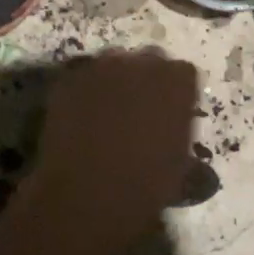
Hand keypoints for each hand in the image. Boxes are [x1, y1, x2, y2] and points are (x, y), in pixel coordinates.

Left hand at [31, 50, 200, 243]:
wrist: (89, 193)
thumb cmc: (146, 182)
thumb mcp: (180, 158)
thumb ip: (179, 127)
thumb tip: (171, 122)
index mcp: (177, 80)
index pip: (183, 73)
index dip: (175, 93)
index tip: (170, 111)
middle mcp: (142, 63)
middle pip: (149, 61)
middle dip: (146, 80)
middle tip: (140, 109)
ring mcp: (103, 67)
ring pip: (114, 64)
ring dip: (115, 82)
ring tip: (109, 111)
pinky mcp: (71, 79)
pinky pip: (84, 78)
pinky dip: (86, 91)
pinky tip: (83, 116)